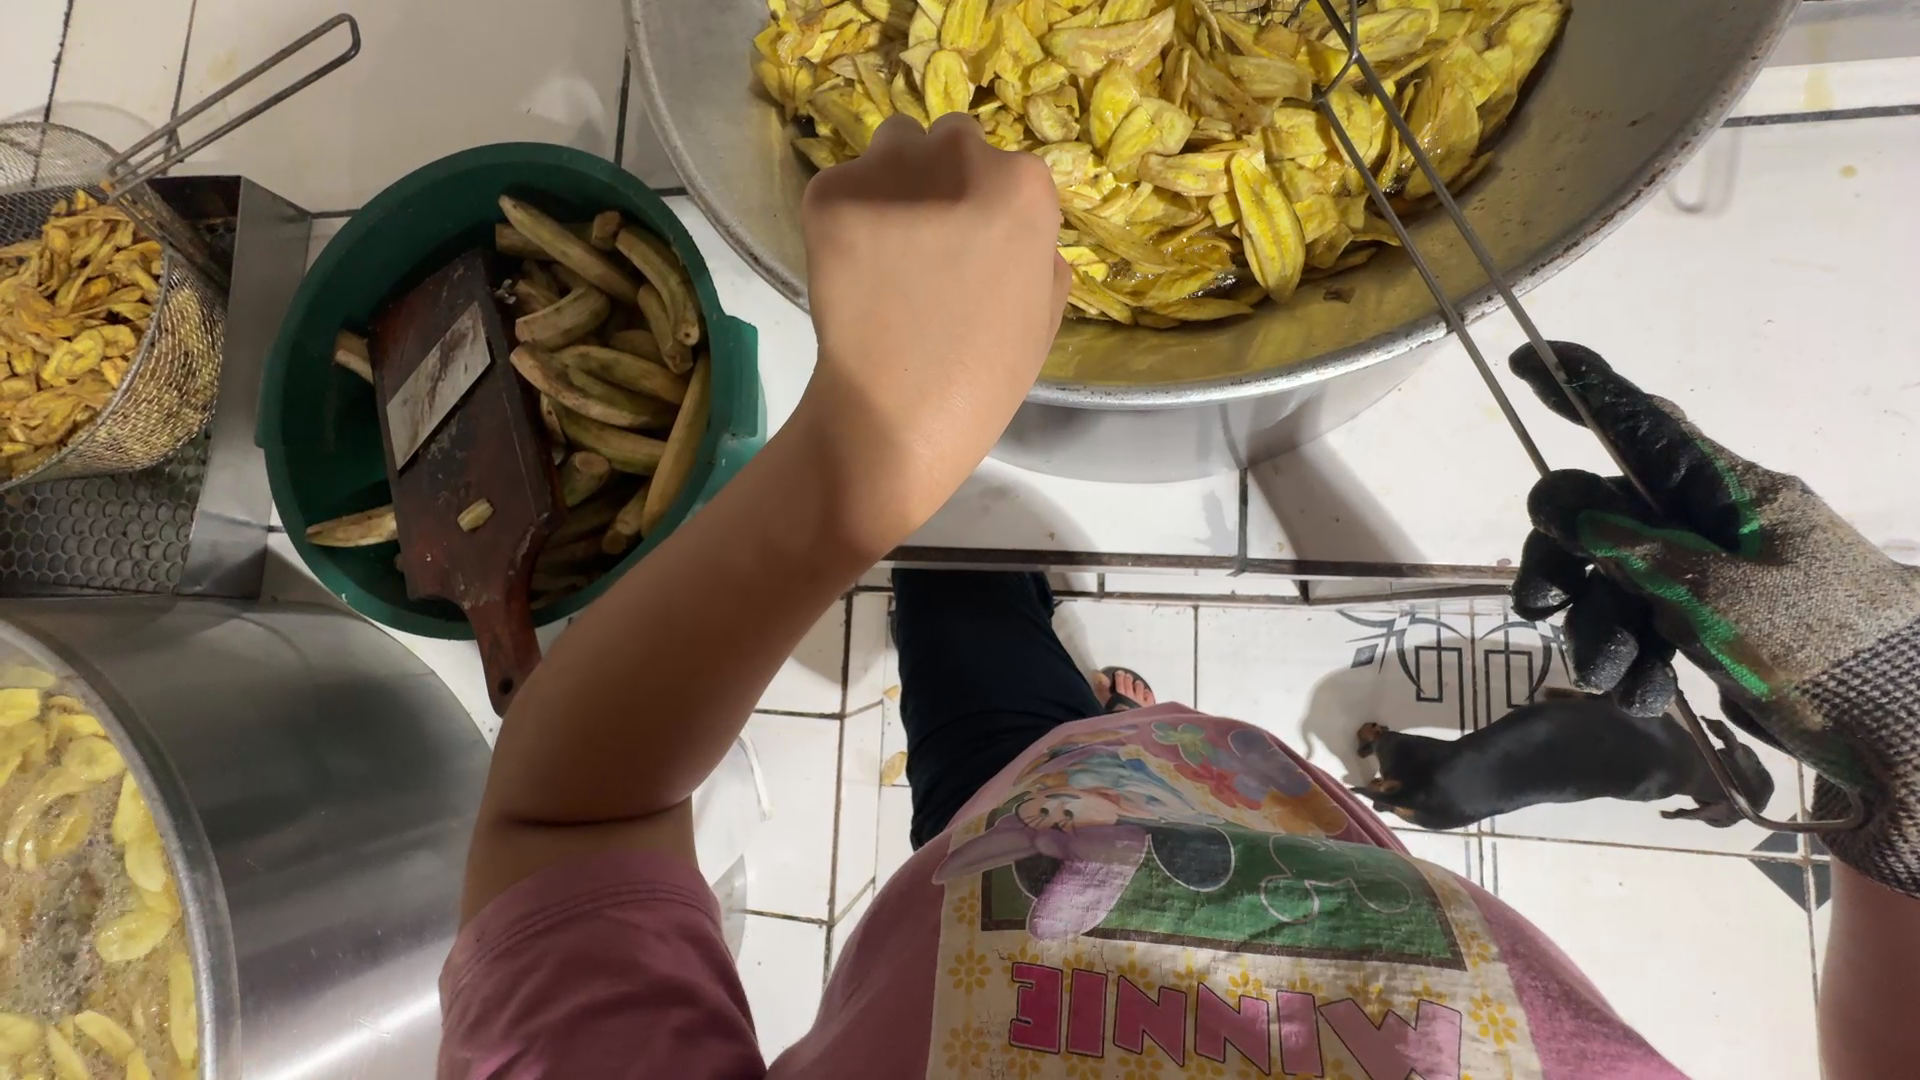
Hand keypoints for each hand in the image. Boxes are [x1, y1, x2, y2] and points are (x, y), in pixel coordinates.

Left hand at [793, 111, 1069, 554]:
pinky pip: (843, 186)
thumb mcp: (1046, 316)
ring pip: (892, 149)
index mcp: (1023, 187)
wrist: (897, 418)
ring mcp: (887, 171)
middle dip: (943, 179)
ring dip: (895, 182)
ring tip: (888, 251)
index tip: (973, 249)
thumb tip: (1013, 228)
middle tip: (928, 245)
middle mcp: (958, 156)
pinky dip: (846, 218)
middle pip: (950, 141)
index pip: (1007, 168)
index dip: (987, 208)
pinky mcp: (829, 195)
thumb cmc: (983, 382)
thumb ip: (1039, 252)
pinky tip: (853, 270)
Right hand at [1507, 342, 1919, 893]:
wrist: (1900, 731)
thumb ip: (1637, 547)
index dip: (1587, 391)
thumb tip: (1567, 508)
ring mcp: (1695, 570)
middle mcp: (1703, 522)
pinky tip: (1640, 691)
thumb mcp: (1722, 596)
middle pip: (1594, 515)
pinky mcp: (1690, 616)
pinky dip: (1622, 658)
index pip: (1646, 425)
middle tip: (1543, 608)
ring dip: (1593, 630)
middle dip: (1561, 564)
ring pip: (1600, 576)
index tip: (1532, 361)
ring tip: (1614, 679)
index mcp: (1732, 495)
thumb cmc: (1827, 649)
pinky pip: (1625, 619)